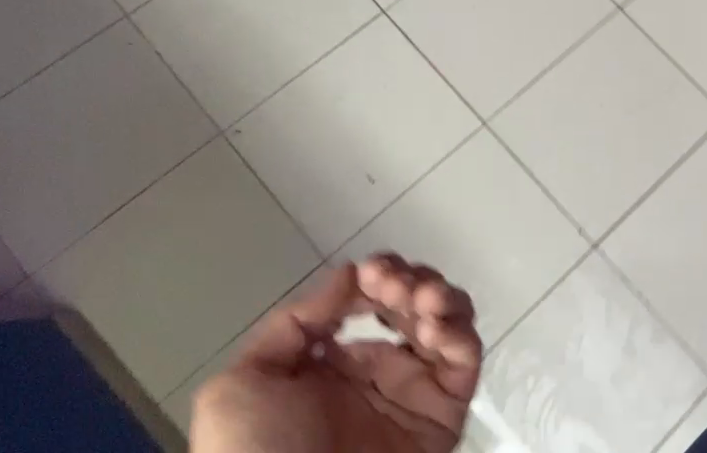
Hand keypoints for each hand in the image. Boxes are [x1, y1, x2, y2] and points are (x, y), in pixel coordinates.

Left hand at [191, 254, 481, 452]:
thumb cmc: (256, 451)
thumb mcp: (240, 386)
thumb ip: (292, 323)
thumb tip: (350, 276)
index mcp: (333, 361)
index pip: (371, 299)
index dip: (379, 275)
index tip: (372, 272)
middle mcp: (379, 368)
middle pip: (416, 300)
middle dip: (413, 279)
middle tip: (398, 285)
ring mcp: (416, 386)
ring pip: (449, 320)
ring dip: (443, 297)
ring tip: (425, 300)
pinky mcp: (447, 406)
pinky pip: (466, 357)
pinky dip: (459, 332)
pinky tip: (436, 329)